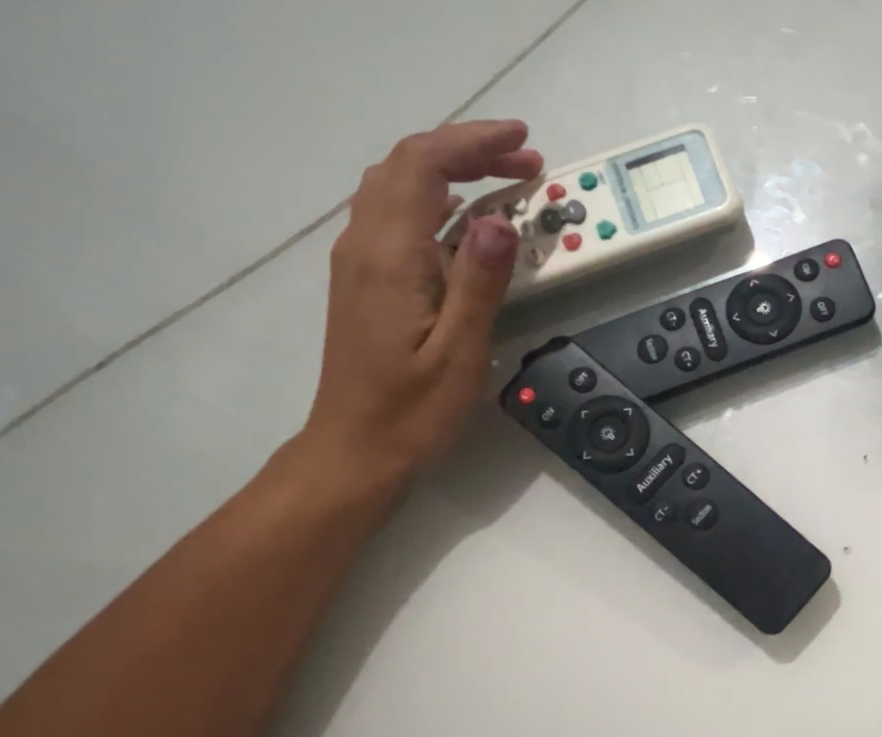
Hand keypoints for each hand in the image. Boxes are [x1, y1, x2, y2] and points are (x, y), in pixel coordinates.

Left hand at [301, 120, 543, 488]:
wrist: (356, 448)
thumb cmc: (413, 410)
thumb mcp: (460, 353)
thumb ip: (479, 283)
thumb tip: (498, 221)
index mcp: (389, 257)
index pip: (424, 168)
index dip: (473, 143)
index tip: (524, 144)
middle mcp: (364, 245)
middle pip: (406, 165)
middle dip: (466, 150)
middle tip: (526, 163)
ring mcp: (358, 261)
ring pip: (396, 184)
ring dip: (448, 169)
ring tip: (503, 181)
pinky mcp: (364, 279)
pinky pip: (394, 213)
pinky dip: (434, 197)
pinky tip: (467, 220)